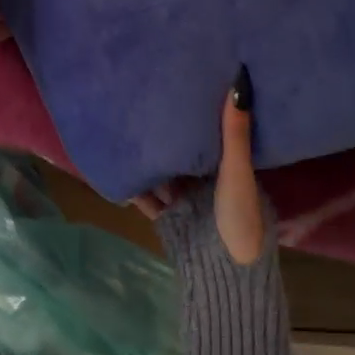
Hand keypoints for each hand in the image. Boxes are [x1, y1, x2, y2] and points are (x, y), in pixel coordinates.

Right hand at [132, 68, 267, 264]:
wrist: (221, 275)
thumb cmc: (238, 221)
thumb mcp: (237, 174)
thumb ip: (234, 134)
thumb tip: (239, 80)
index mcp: (231, 170)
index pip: (213, 133)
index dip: (200, 110)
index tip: (184, 81)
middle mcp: (207, 182)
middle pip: (184, 150)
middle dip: (168, 130)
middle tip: (144, 96)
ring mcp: (184, 199)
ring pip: (161, 170)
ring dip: (147, 154)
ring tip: (123, 122)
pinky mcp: (165, 214)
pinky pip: (145, 192)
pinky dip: (132, 181)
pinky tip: (114, 162)